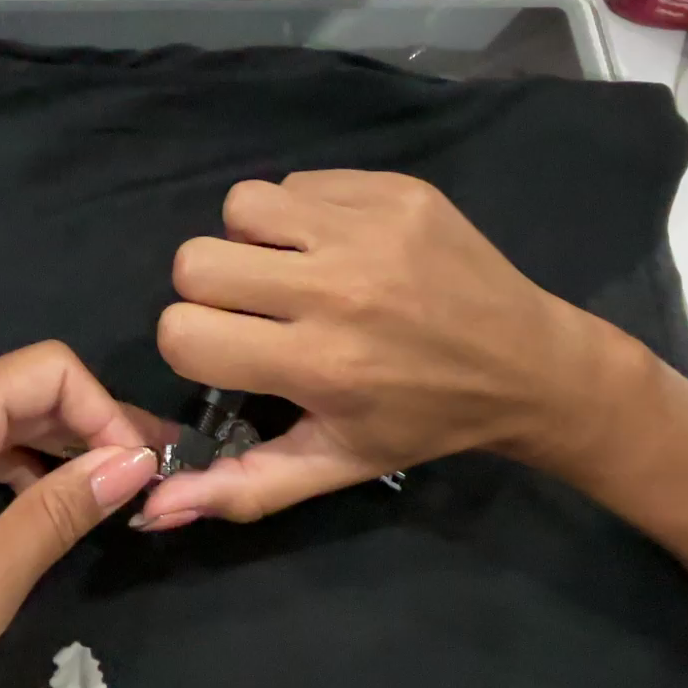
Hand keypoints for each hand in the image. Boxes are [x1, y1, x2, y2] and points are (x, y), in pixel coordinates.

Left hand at [0, 343, 160, 687]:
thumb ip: (58, 514)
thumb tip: (133, 461)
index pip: (50, 370)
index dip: (106, 413)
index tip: (143, 474)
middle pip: (22, 389)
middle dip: (89, 431)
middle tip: (147, 484)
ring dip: (50, 453)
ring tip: (102, 502)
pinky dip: (5, 469)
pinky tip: (30, 512)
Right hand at [138, 170, 637, 530]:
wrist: (532, 365)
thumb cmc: (423, 421)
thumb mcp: (336, 463)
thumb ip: (242, 486)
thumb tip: (155, 506)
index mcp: (318, 365)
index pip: (182, 332)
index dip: (191, 341)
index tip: (231, 348)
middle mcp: (337, 289)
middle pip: (194, 260)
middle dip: (209, 287)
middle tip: (257, 306)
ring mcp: (367, 228)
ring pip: (240, 205)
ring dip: (251, 239)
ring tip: (294, 267)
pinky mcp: (393, 188)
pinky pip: (297, 181)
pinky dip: (301, 212)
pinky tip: (340, 243)